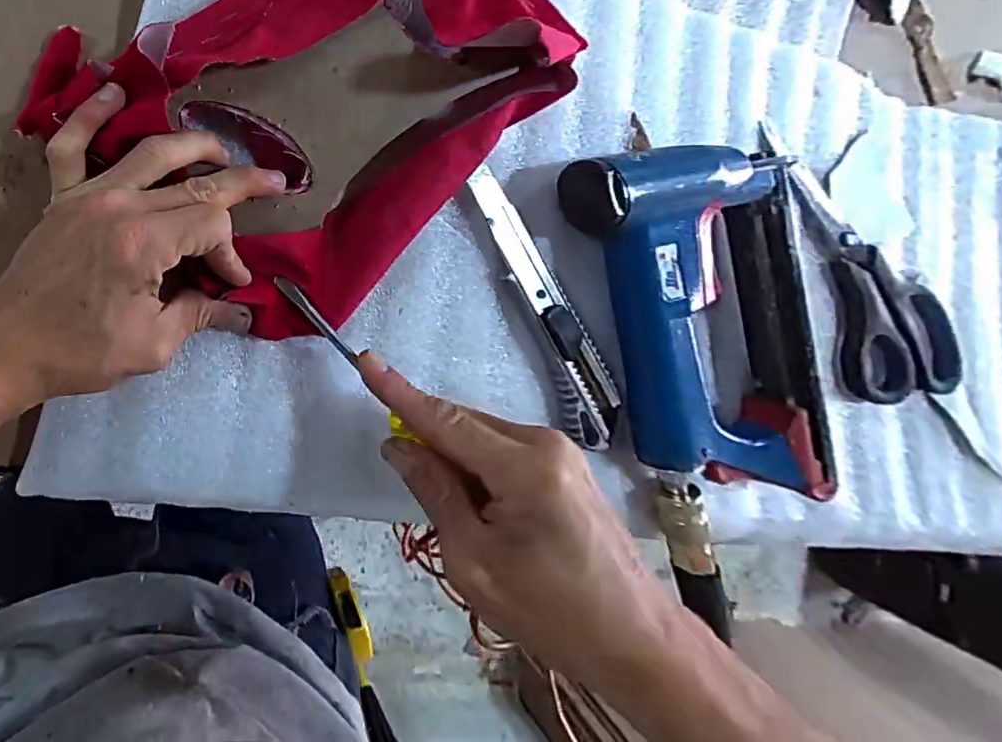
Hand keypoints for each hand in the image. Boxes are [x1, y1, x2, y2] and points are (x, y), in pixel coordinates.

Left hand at [0, 83, 286, 406]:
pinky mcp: (62, 196)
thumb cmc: (79, 352)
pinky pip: (71, 145)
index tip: (230, 283)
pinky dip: (89, 115)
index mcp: (144, 244)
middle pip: (195, 183)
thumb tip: (241, 311)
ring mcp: (88, 195)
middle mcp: (120, 207)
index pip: (210, 227)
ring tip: (222, 150)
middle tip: (274, 181)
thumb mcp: (151, 346)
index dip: (229, 253)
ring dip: (194, 144)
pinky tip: (112, 91)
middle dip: (241, 184)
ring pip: (151, 151)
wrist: (3, 348)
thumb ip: (199, 315)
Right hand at [357, 353, 683, 688]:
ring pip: (484, 437)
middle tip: (416, 488)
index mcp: (523, 466)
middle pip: (465, 425)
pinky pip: (504, 450)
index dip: (399, 392)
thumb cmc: (551, 613)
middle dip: (430, 444)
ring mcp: (559, 451)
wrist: (634, 640)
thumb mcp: (473, 562)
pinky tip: (486, 512)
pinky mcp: (565, 464)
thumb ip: (435, 493)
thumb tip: (400, 447)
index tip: (367, 361)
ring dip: (457, 462)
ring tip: (463, 521)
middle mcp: (543, 442)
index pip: (445, 419)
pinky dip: (480, 469)